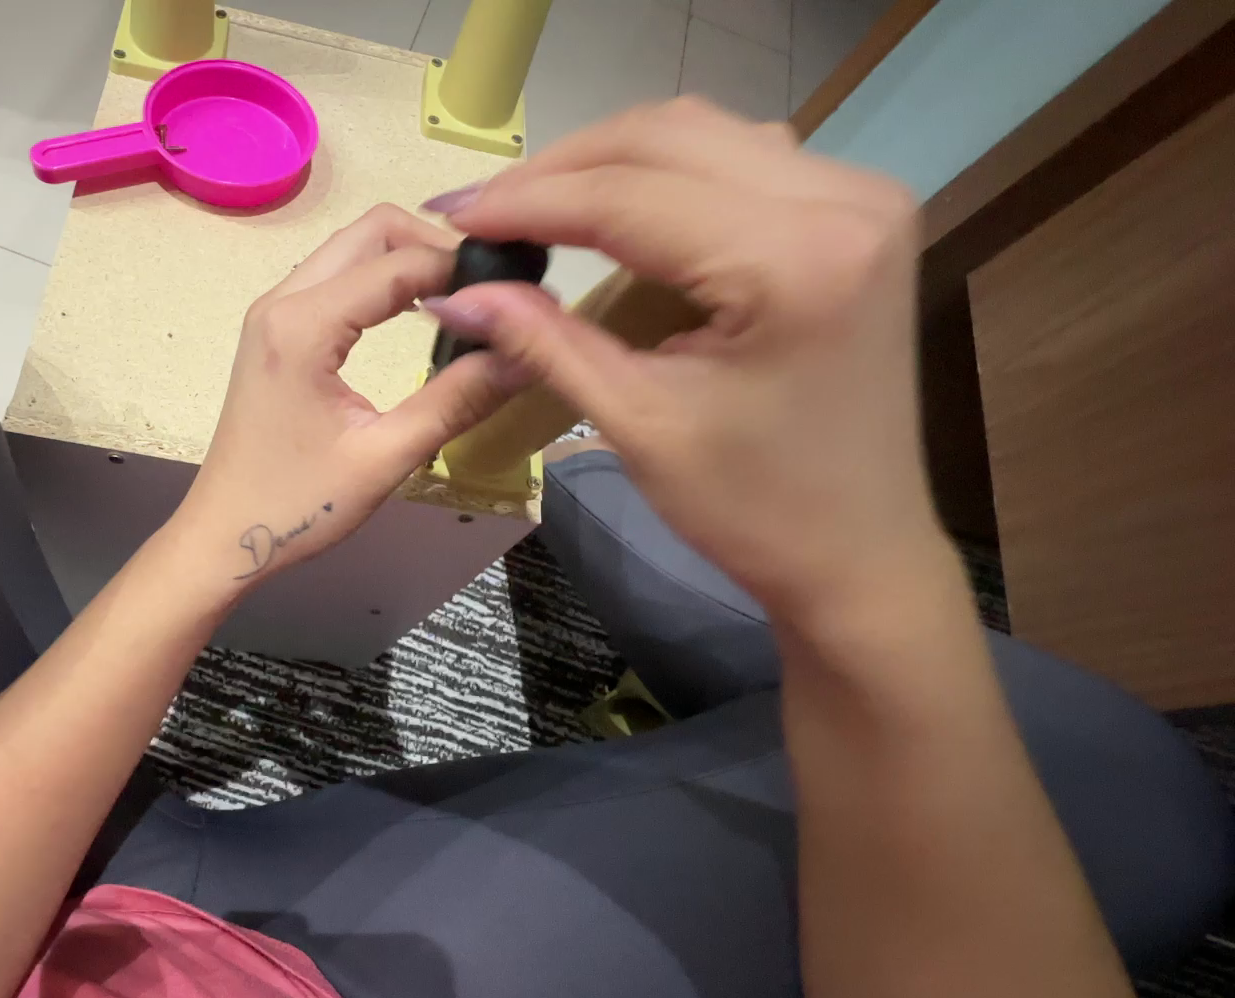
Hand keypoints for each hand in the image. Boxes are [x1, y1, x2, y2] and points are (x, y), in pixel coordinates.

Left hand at [167, 205, 525, 591]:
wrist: (224, 535)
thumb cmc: (297, 504)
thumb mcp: (384, 457)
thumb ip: (456, 400)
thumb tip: (524, 356)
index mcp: (303, 325)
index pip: (400, 263)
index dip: (465, 269)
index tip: (519, 292)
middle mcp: (282, 301)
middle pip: (370, 232)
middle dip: (435, 246)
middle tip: (489, 287)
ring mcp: (272, 314)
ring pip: (350, 250)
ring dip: (406, 261)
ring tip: (463, 299)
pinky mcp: (274, 334)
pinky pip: (333, 281)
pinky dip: (379, 283)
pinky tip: (415, 314)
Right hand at [425, 99, 952, 624]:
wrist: (853, 549)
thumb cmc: (747, 506)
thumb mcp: (635, 422)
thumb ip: (543, 342)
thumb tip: (454, 295)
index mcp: (794, 260)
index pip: (629, 197)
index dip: (527, 202)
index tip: (452, 218)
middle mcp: (842, 199)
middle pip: (667, 137)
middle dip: (558, 169)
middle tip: (481, 211)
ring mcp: (857, 198)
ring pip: (699, 136)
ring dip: (603, 165)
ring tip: (528, 210)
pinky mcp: (848, 216)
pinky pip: (732, 162)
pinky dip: (654, 179)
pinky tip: (604, 214)